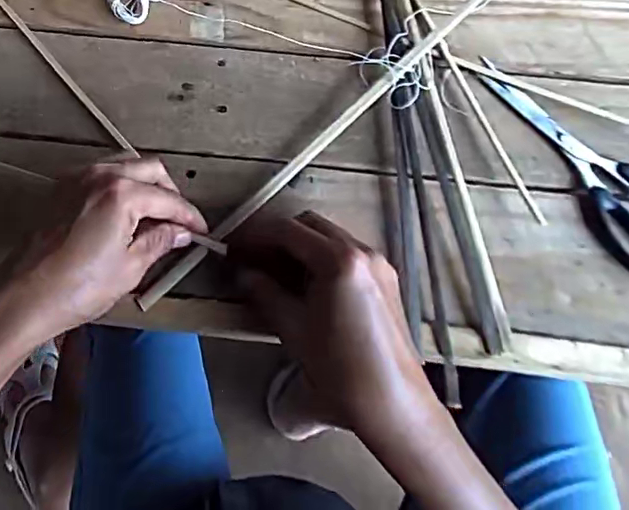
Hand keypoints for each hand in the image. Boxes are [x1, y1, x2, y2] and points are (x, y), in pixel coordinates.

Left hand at [0, 159, 208, 348]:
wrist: (20, 299)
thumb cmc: (73, 288)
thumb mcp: (130, 268)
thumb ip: (160, 241)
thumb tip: (180, 232)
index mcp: (123, 193)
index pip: (169, 199)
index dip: (189, 217)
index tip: (200, 230)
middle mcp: (102, 176)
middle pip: (152, 170)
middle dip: (170, 193)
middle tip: (178, 221)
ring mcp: (79, 178)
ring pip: (127, 166)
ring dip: (146, 184)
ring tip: (153, 214)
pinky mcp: (62, 188)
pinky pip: (103, 173)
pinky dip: (121, 184)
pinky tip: (123, 210)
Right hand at [233, 211, 436, 439]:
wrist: (393, 403)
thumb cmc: (340, 371)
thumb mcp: (294, 331)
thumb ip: (266, 294)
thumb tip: (244, 274)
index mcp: (339, 260)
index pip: (289, 230)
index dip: (256, 235)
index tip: (234, 245)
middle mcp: (362, 250)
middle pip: (312, 225)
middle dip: (279, 236)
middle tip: (253, 257)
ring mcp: (378, 261)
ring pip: (332, 236)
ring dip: (302, 246)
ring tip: (276, 271)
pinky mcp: (387, 277)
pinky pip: (349, 253)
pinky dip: (324, 258)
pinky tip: (309, 283)